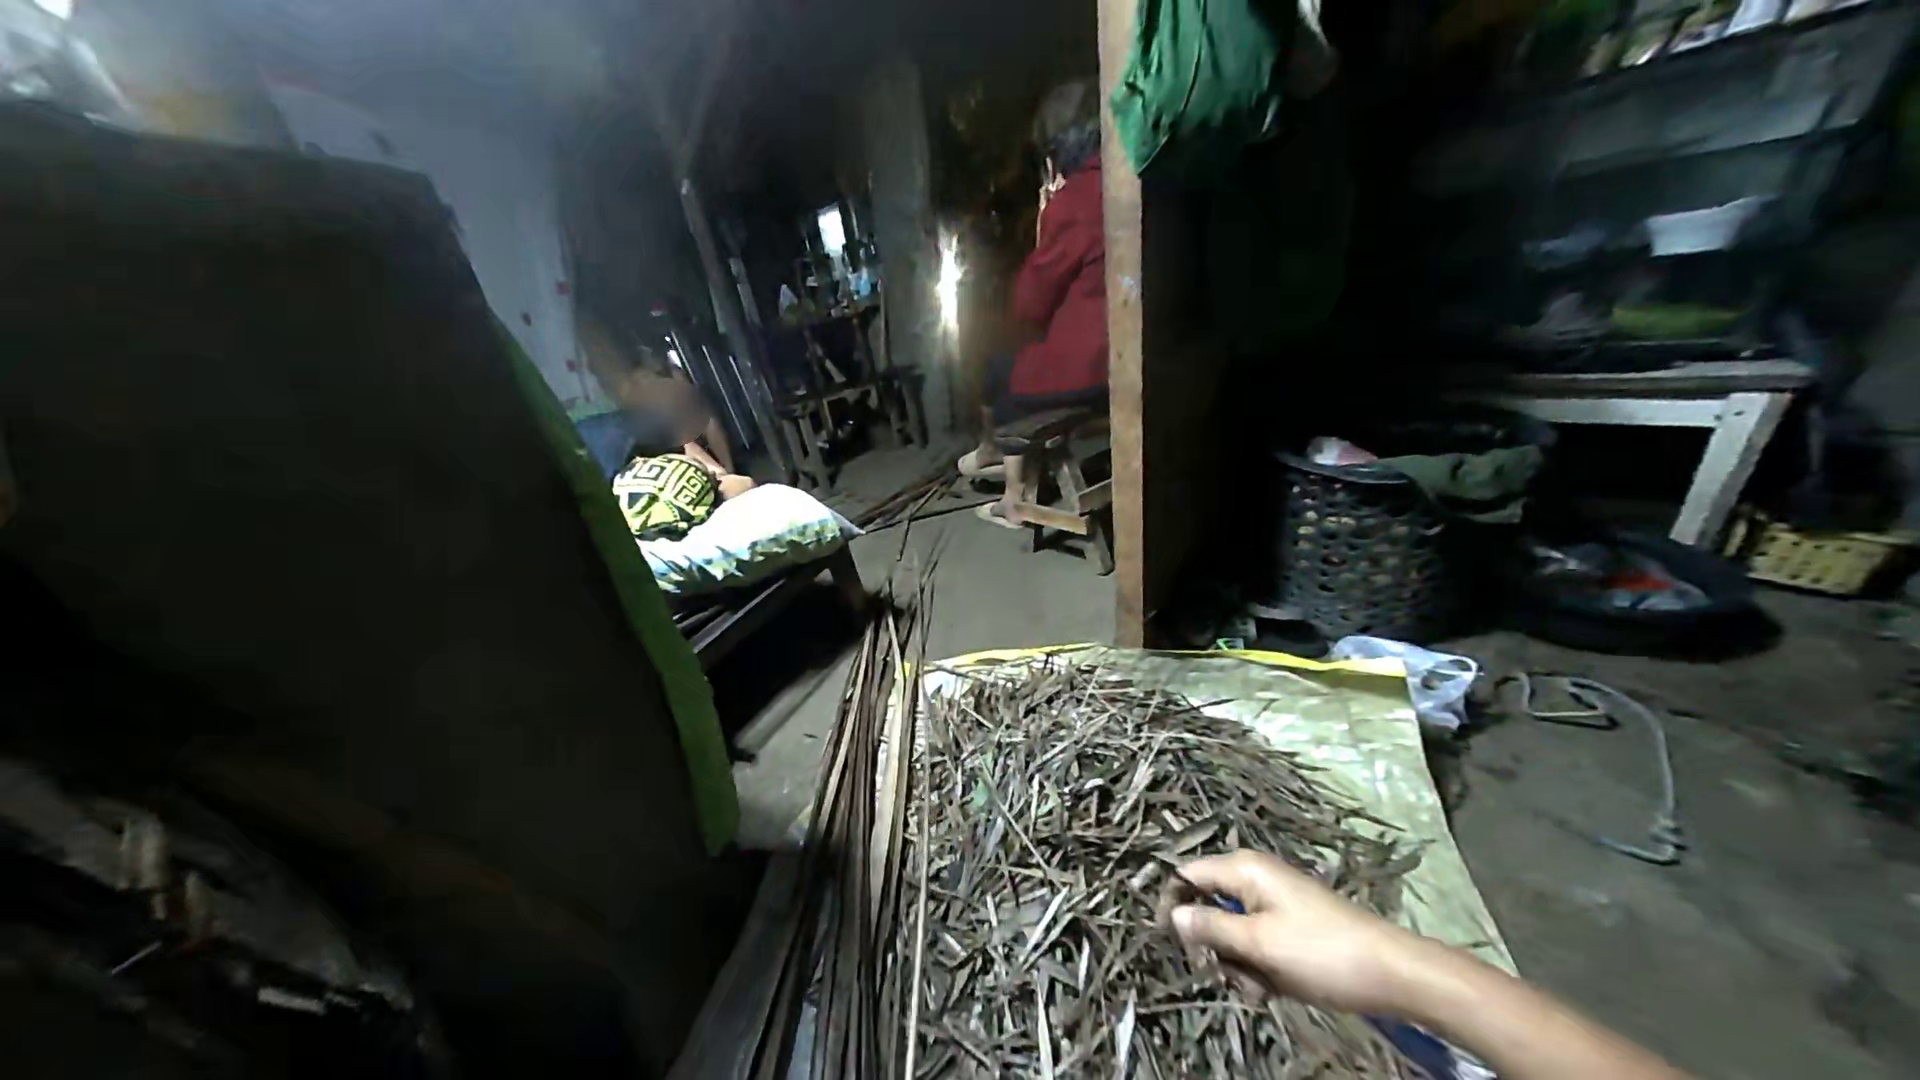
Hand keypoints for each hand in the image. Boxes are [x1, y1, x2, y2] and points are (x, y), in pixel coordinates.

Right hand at [1166, 850, 1432, 1015]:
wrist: (1395, 974)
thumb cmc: (1321, 952)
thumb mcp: (1259, 944)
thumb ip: (1211, 928)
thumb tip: (1174, 915)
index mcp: (1243, 868)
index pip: (1187, 874)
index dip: (1173, 904)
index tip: (1170, 942)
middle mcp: (1254, 876)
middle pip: (1208, 904)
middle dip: (1211, 943)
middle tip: (1223, 974)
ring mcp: (1273, 899)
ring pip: (1231, 928)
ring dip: (1236, 962)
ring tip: (1257, 989)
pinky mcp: (1289, 922)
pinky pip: (1256, 939)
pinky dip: (1257, 965)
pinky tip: (1272, 989)